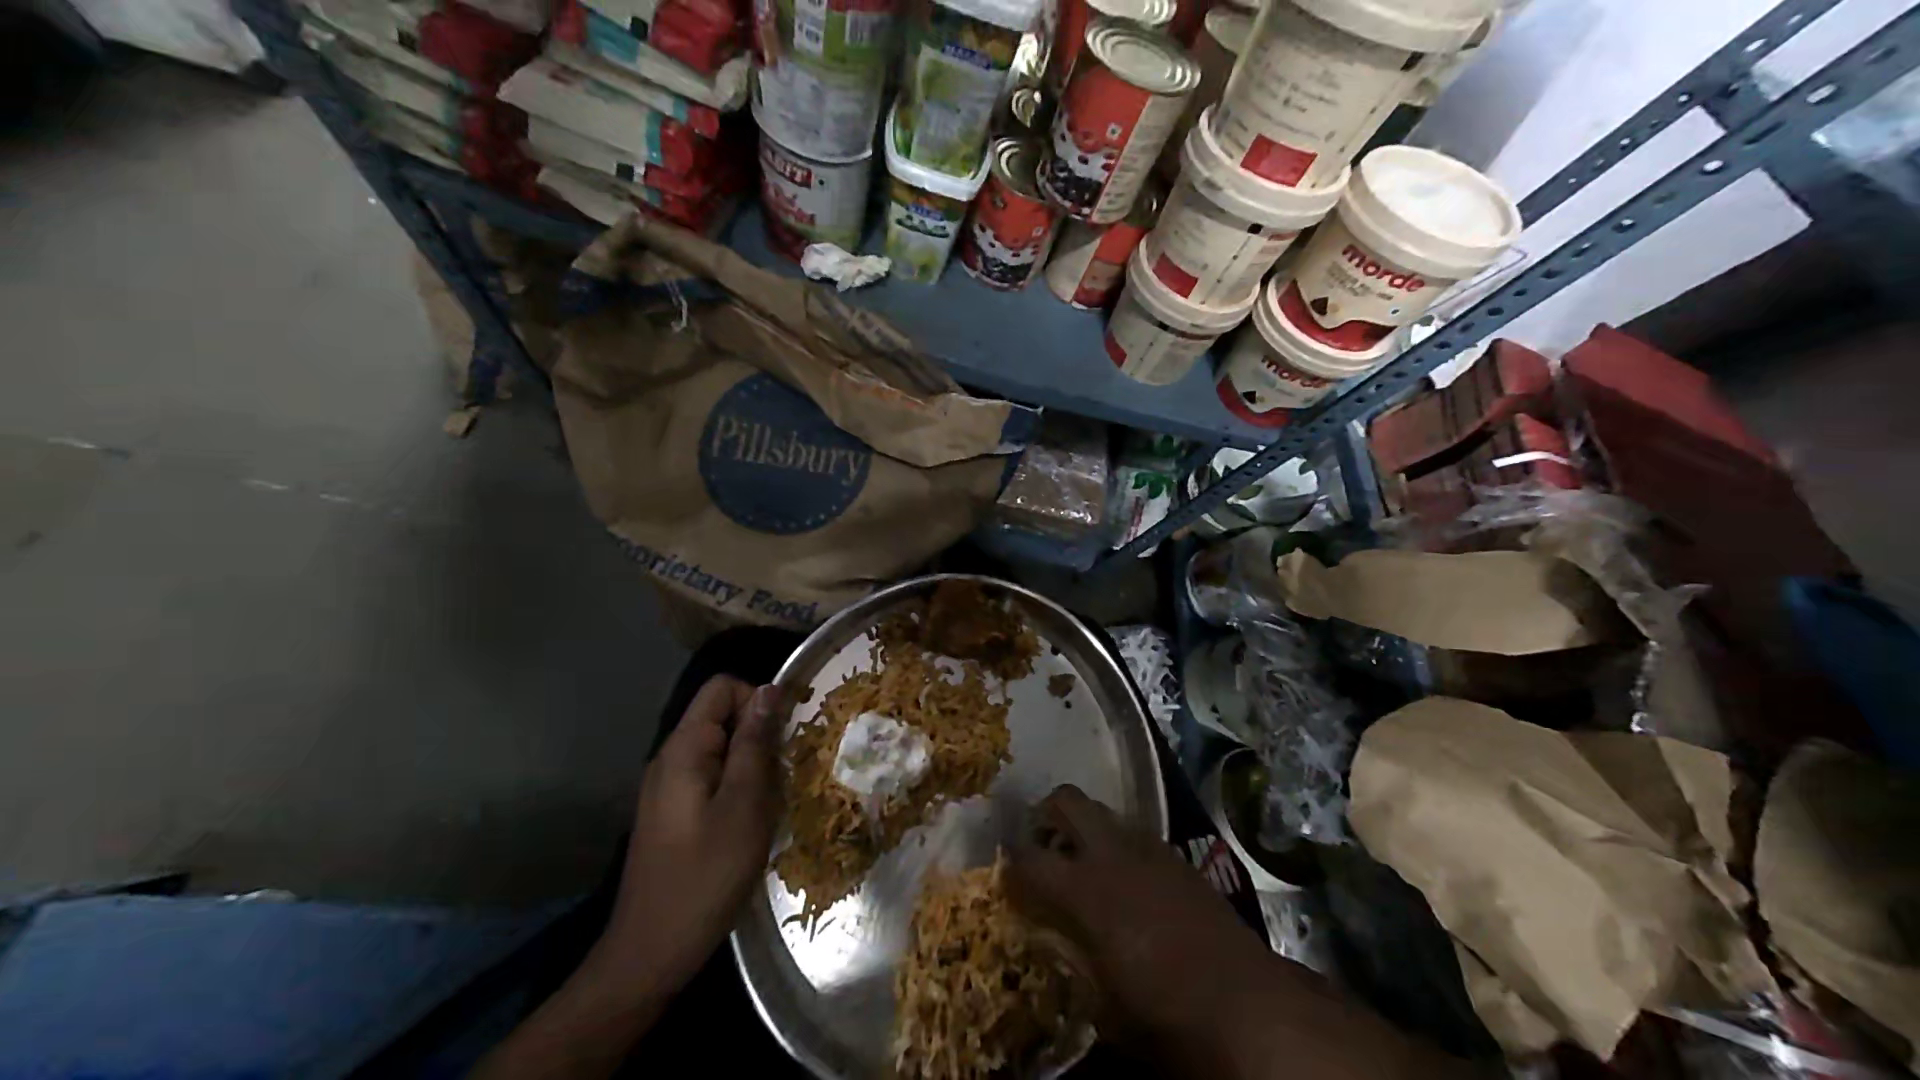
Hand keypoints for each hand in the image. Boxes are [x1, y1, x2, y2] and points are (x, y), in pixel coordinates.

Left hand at [600, 675, 783, 989]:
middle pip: (720, 716)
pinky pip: (710, 776)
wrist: (651, 952)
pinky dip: (736, 786)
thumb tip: (770, 690)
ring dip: (751, 764)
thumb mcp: (744, 805)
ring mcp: (667, 787)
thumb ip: (756, 744)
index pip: (722, 688)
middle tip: (783, 776)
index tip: (784, 738)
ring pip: (719, 748)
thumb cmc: (705, 876)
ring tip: (771, 800)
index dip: (758, 700)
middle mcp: (669, 758)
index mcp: (683, 749)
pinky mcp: (672, 812)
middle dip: (758, 735)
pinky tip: (749, 820)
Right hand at [1010, 785, 1271, 1042]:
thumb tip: (1048, 937)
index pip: (1028, 858)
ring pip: (1104, 811)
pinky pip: (1136, 833)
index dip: (1011, 863)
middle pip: (1068, 800)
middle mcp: (1113, 854)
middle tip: (1042, 841)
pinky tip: (1128, 878)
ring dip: (1087, 826)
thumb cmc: (1162, 1010)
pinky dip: (1120, 844)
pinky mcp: (1177, 857)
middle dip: (1047, 812)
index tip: (1007, 874)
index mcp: (1084, 888)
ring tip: (1084, 859)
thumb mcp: (1099, 1001)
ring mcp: (1148, 848)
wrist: (1244, 1002)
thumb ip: (1067, 957)